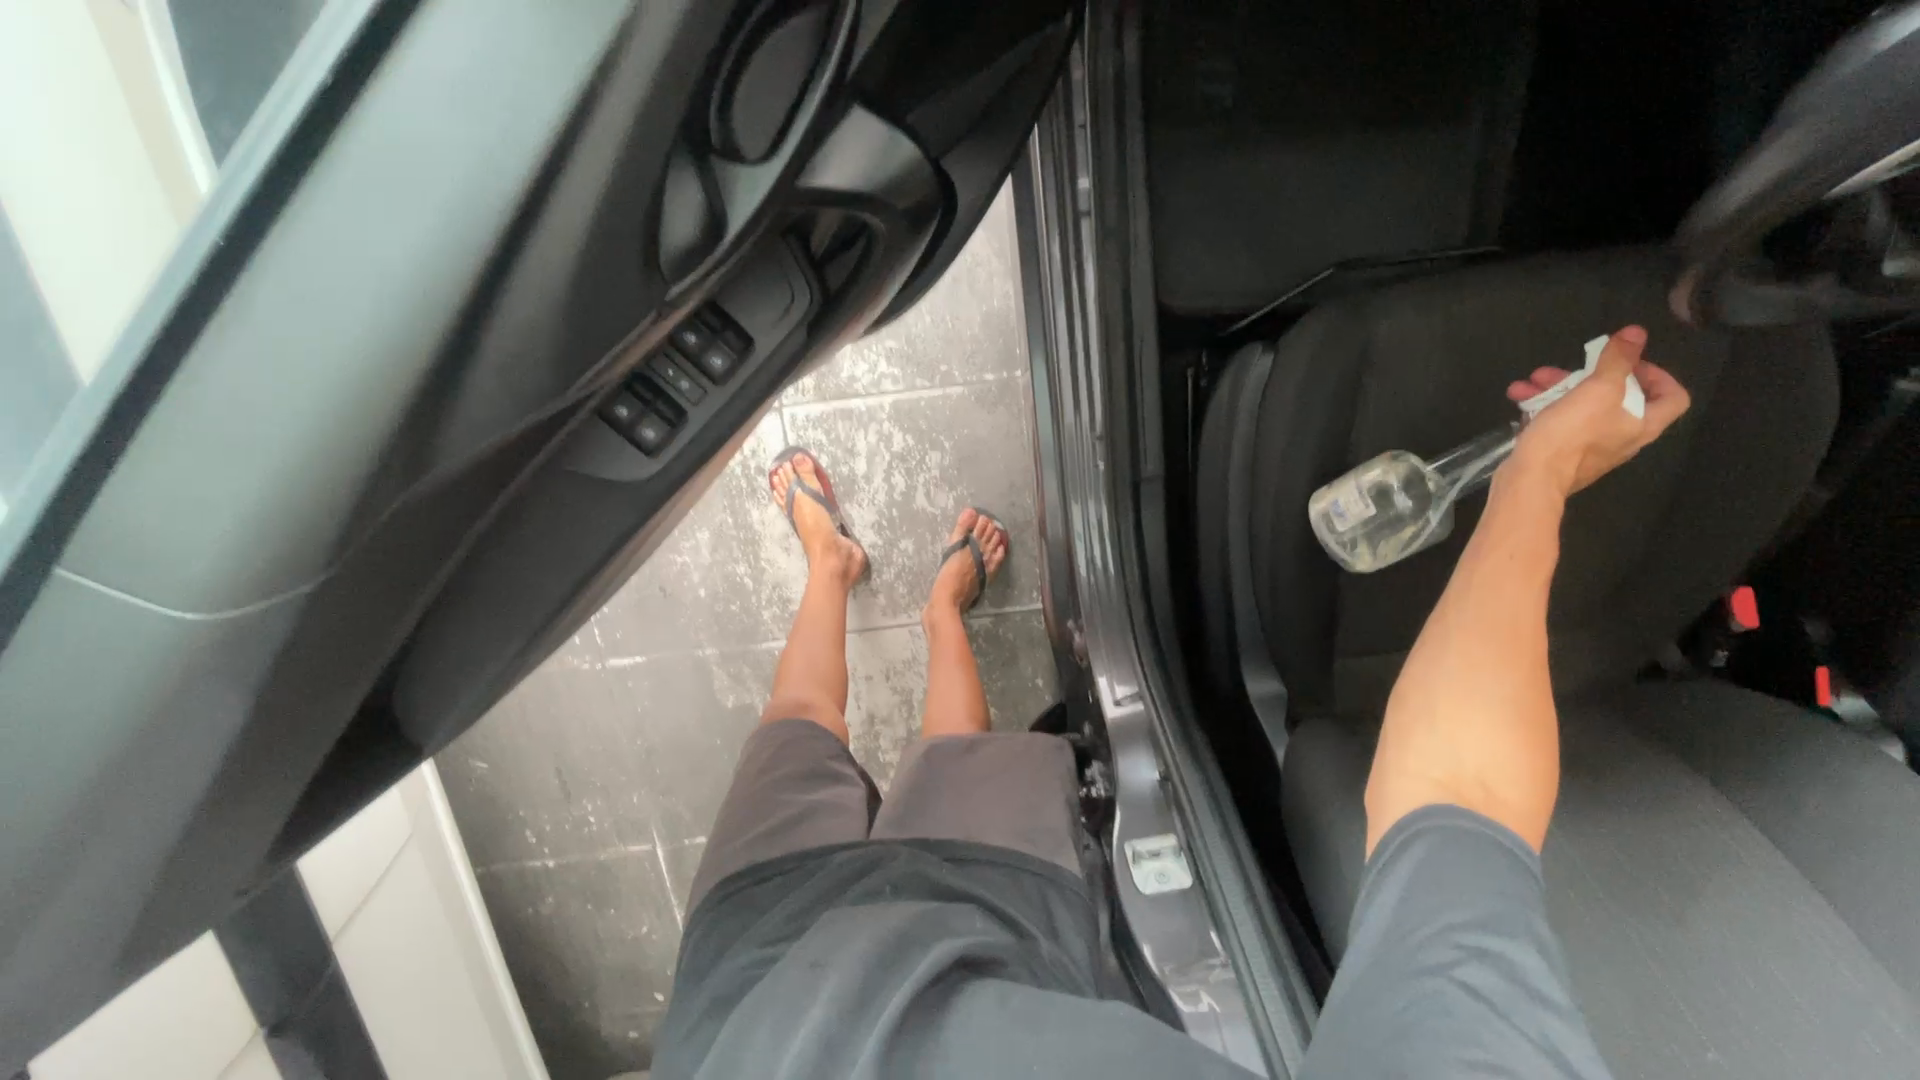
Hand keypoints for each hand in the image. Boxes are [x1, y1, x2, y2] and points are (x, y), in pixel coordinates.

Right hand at [1504, 325, 1690, 496]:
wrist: (1531, 480)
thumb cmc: (1570, 435)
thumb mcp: (1596, 389)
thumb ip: (1617, 360)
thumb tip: (1636, 333)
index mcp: (1643, 424)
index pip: (1672, 397)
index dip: (1657, 375)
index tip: (1628, 363)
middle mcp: (1623, 438)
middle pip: (1618, 399)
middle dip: (1589, 377)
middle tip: (1567, 367)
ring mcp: (1591, 449)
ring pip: (1581, 410)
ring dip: (1557, 390)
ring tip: (1531, 382)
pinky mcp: (1561, 456)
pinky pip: (1559, 425)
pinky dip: (1543, 410)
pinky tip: (1521, 401)